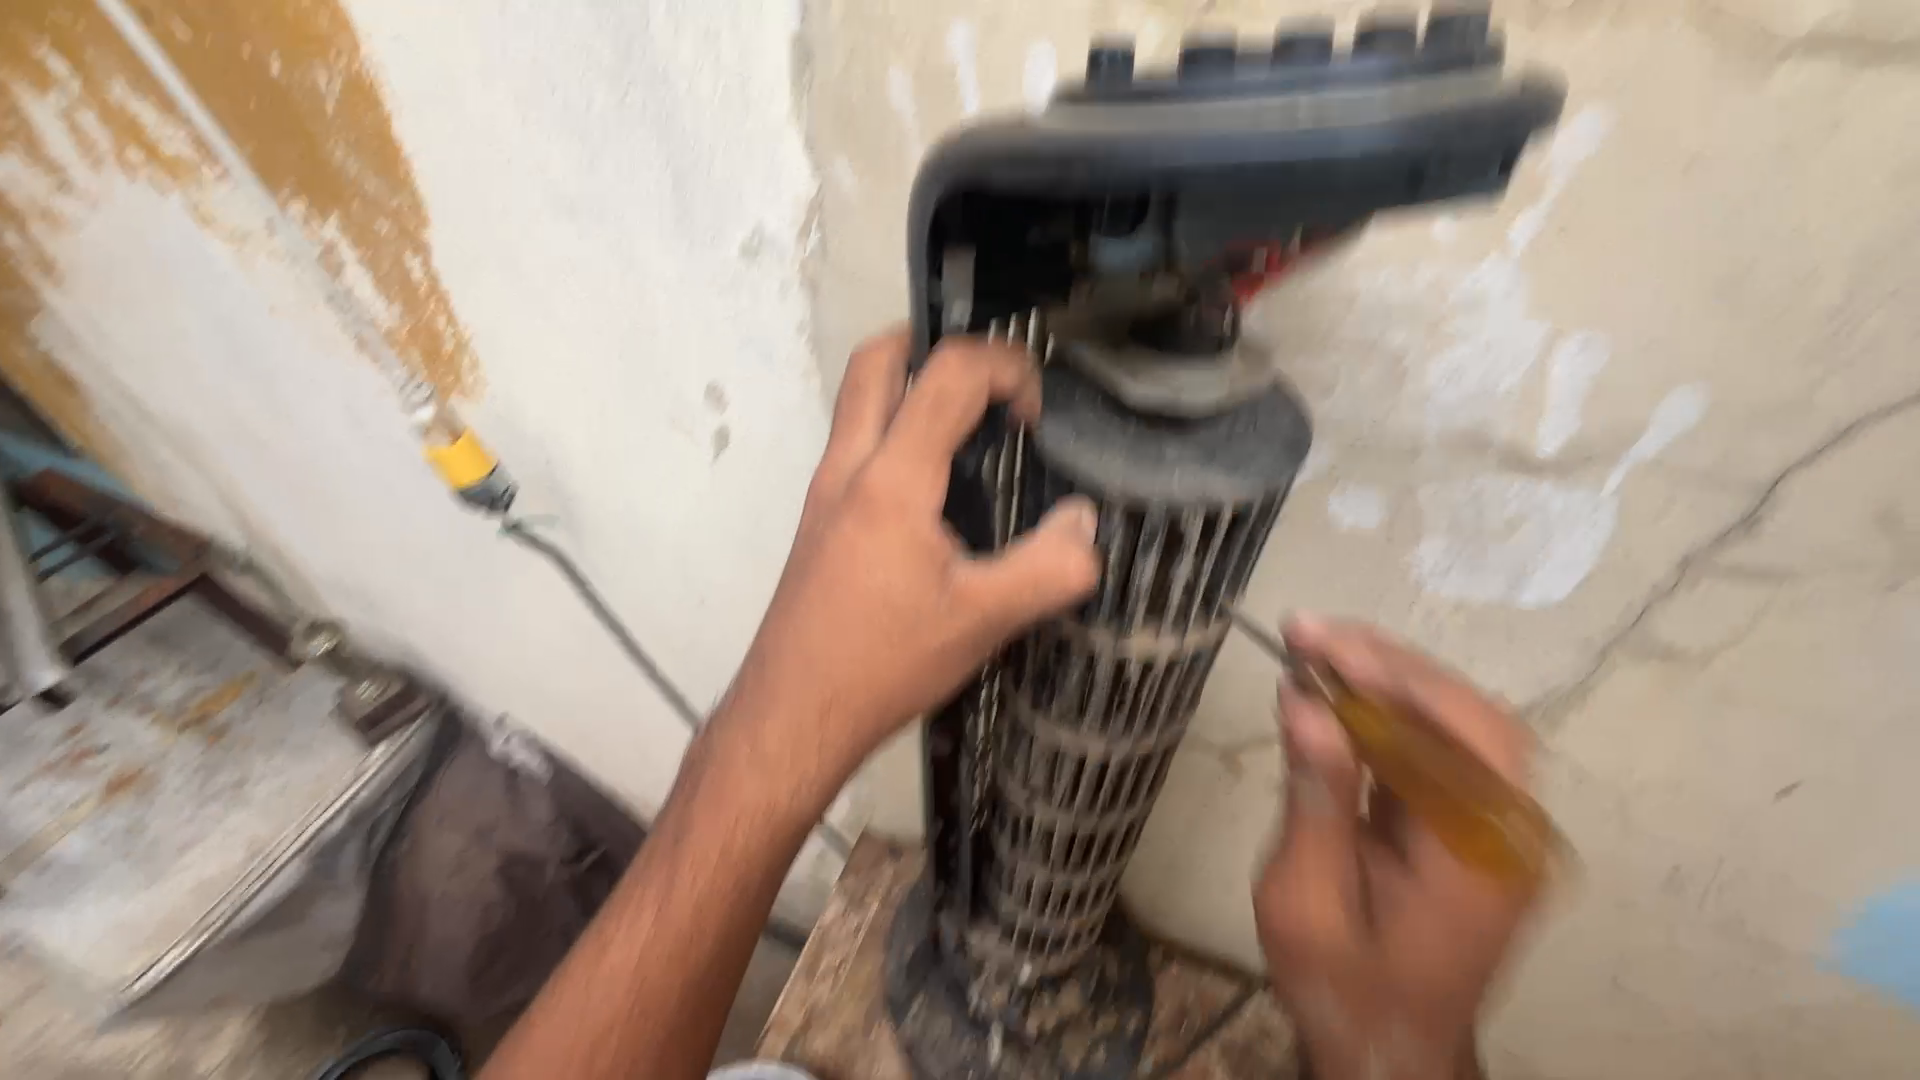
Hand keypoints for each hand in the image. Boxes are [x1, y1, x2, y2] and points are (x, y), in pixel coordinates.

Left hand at [722, 330, 1099, 782]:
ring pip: (857, 401)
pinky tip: (933, 489)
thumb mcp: (983, 621)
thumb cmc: (884, 663)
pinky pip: (854, 444)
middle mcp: (847, 468)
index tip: (1037, 415)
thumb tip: (1085, 523)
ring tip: (968, 426)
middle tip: (987, 383)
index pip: (948, 375)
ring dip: (909, 386)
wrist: (792, 713)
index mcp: (892, 479)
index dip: (1005, 368)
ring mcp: (823, 493)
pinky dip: (894, 429)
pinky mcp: (817, 522)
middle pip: (876, 361)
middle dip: (935, 347)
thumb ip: (1048, 568)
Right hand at [1254, 617, 1541, 1079]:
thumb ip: (1316, 800)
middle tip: (1303, 631)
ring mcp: (1490, 825)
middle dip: (1385, 664)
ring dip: (1380, 677)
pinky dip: (1379, 708)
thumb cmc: (1341, 984)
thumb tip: (1304, 702)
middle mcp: (1505, 832)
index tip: (1321, 645)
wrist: (1386, 1048)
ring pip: (1451, 722)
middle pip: (1468, 717)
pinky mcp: (1462, 821)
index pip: (1469, 738)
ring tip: (1309, 647)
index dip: (1399, 679)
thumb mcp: (1306, 900)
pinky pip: (1429, 746)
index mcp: (1482, 859)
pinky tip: (1330, 690)